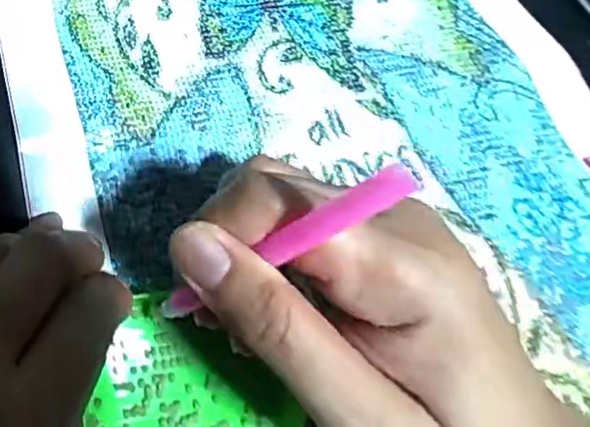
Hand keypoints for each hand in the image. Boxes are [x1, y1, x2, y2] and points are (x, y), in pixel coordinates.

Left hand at [0, 199, 130, 426]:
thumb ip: (64, 399)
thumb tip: (90, 320)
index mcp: (21, 417)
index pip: (86, 318)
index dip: (109, 294)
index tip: (110, 293)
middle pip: (42, 263)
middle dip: (77, 249)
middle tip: (86, 253)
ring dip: (27, 238)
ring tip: (43, 238)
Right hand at [169, 157, 581, 426]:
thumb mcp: (362, 419)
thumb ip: (275, 325)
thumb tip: (186, 240)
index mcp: (404, 259)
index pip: (279, 201)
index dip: (221, 238)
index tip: (194, 304)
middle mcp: (393, 210)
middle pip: (273, 185)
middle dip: (228, 242)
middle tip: (221, 322)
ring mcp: (389, 210)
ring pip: (279, 191)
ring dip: (244, 244)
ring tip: (248, 319)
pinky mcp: (381, 221)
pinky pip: (302, 211)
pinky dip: (271, 247)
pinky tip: (280, 301)